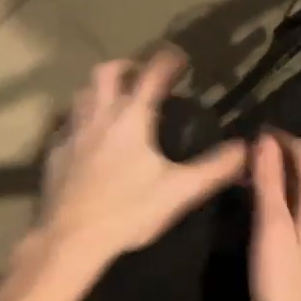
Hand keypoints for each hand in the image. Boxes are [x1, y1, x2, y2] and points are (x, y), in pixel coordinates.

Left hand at [36, 47, 246, 265]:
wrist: (68, 242)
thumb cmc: (127, 211)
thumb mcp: (180, 191)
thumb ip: (215, 168)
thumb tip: (245, 149)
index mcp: (132, 116)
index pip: (153, 73)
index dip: (169, 60)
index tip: (182, 58)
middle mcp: (100, 115)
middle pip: (107, 72)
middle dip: (127, 65)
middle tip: (142, 75)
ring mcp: (73, 133)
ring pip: (82, 94)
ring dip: (100, 90)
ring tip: (115, 102)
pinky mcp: (54, 154)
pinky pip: (67, 125)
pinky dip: (81, 122)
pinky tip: (88, 140)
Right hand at [248, 131, 300, 300]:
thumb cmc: (286, 282)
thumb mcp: (271, 228)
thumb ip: (268, 182)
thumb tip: (264, 139)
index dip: (278, 138)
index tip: (249, 130)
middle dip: (275, 155)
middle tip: (241, 152)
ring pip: (300, 190)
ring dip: (277, 177)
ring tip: (245, 174)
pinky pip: (299, 208)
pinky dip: (281, 197)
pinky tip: (261, 208)